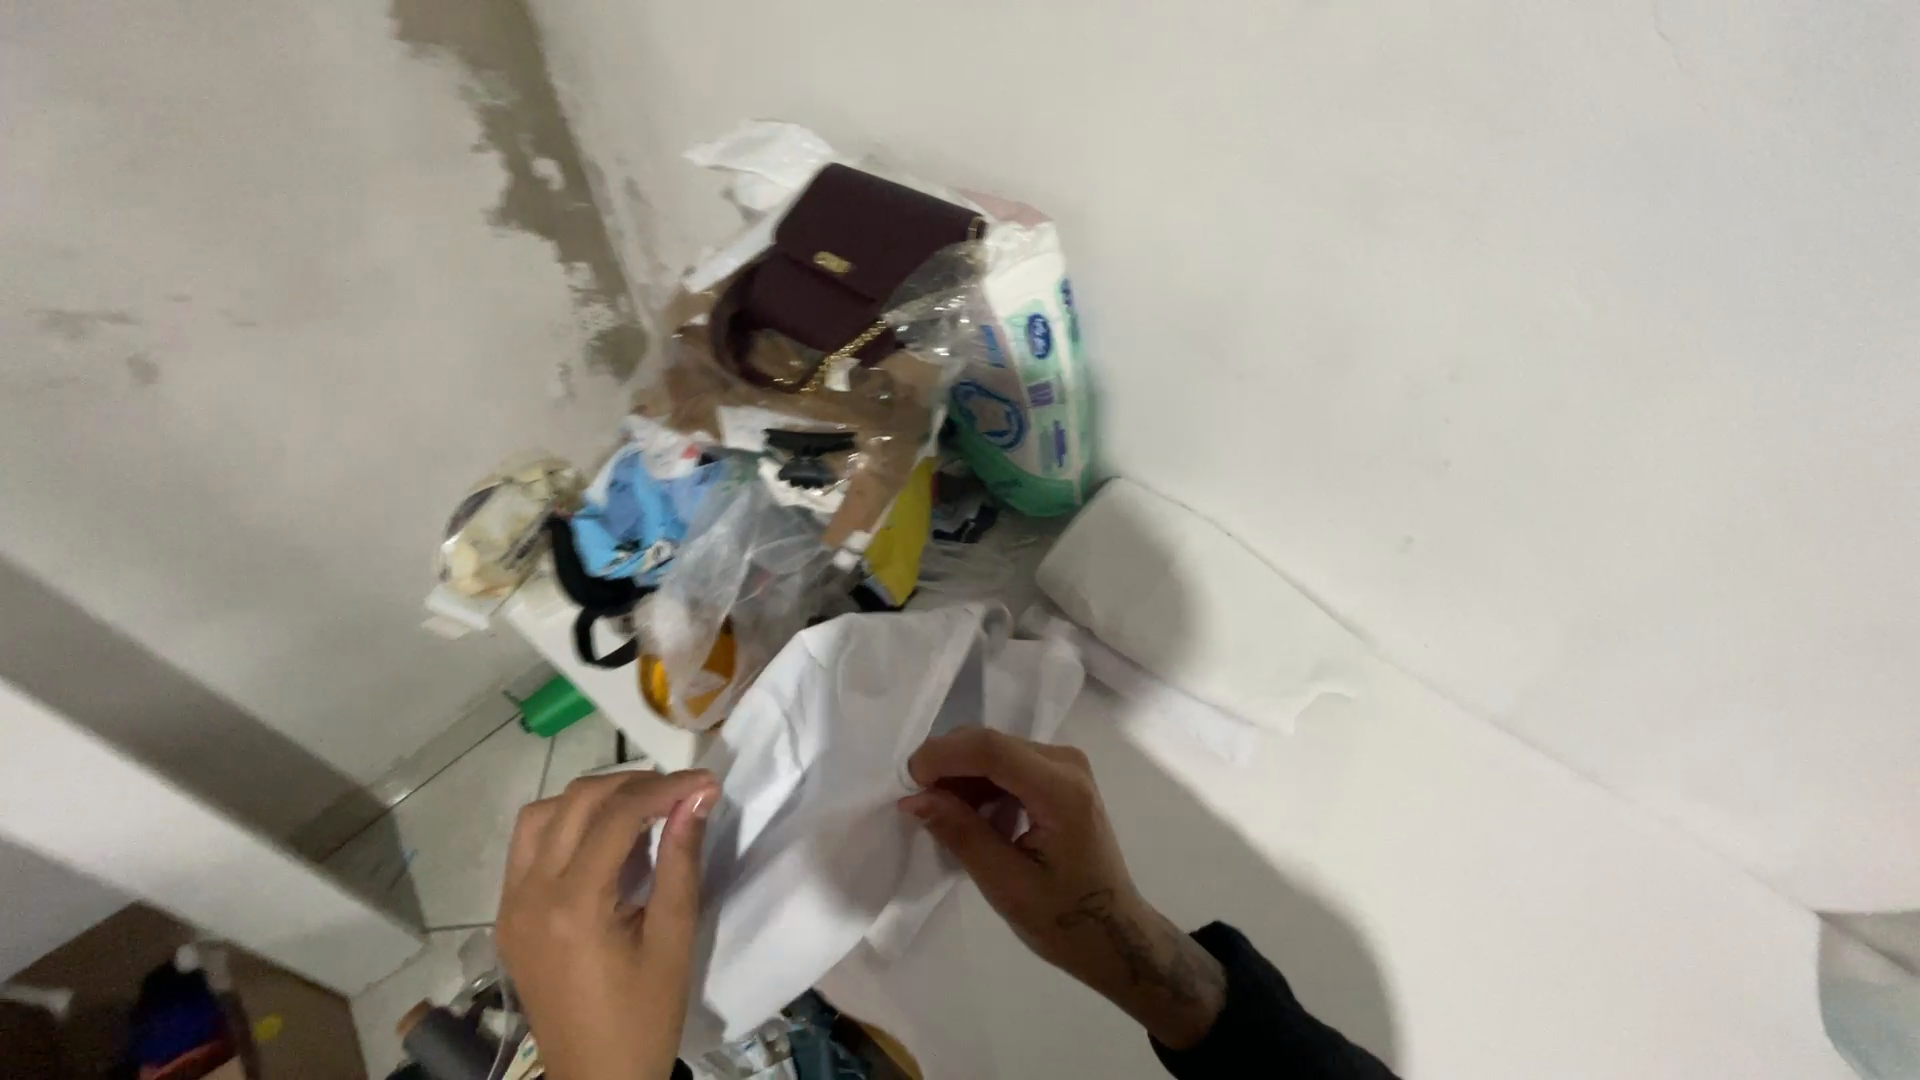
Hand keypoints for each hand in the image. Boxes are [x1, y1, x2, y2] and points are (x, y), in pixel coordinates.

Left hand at [498, 769, 718, 1079]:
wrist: (596, 1078)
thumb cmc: (644, 1013)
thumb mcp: (674, 934)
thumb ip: (682, 858)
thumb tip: (699, 795)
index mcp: (572, 904)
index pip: (617, 815)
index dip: (666, 787)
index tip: (707, 783)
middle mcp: (529, 895)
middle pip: (576, 801)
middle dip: (632, 783)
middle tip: (678, 793)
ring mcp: (511, 904)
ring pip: (543, 814)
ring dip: (593, 798)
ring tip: (640, 808)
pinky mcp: (509, 914)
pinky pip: (529, 844)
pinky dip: (567, 823)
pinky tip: (604, 837)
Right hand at [900, 730, 1225, 1049]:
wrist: (1114, 932)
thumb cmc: (1064, 919)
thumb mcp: (1006, 884)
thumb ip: (961, 833)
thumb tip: (914, 798)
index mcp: (1061, 791)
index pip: (992, 749)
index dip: (944, 756)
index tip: (907, 783)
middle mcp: (1066, 763)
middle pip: (992, 743)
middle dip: (948, 765)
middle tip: (920, 805)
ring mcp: (1066, 765)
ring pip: (996, 749)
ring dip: (962, 776)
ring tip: (947, 818)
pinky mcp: (1060, 774)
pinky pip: (1009, 762)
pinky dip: (982, 782)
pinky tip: (973, 816)